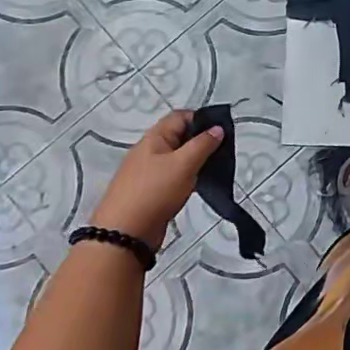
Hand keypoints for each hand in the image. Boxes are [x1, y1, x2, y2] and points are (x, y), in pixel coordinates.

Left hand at [87, 110, 223, 248]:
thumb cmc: (155, 192)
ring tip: (215, 168)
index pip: (180, 117)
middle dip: (202, 140)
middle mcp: (150, 151)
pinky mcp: (152, 190)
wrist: (126, 232)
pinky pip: (174, 175)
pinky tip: (199, 184)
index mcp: (154, 138)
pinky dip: (188, 176)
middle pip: (179, 136)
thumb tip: (217, 129)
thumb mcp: (184, 164)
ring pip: (178, 157)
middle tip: (223, 150)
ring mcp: (149, 171)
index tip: (223, 131)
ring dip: (196, 159)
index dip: (202, 119)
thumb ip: (203, 145)